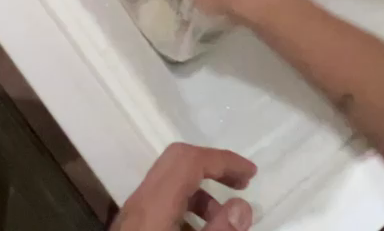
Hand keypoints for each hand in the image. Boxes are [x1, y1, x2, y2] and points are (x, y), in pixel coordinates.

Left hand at [110, 142, 256, 230]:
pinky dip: (186, 207)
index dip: (223, 160)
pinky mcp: (132, 228)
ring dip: (200, 190)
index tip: (251, 175)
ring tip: (225, 219)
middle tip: (241, 184)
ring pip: (168, 181)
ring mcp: (133, 214)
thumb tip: (242, 206)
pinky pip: (161, 202)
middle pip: (177, 161)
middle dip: (212, 166)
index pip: (190, 161)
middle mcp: (140, 201)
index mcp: (154, 205)